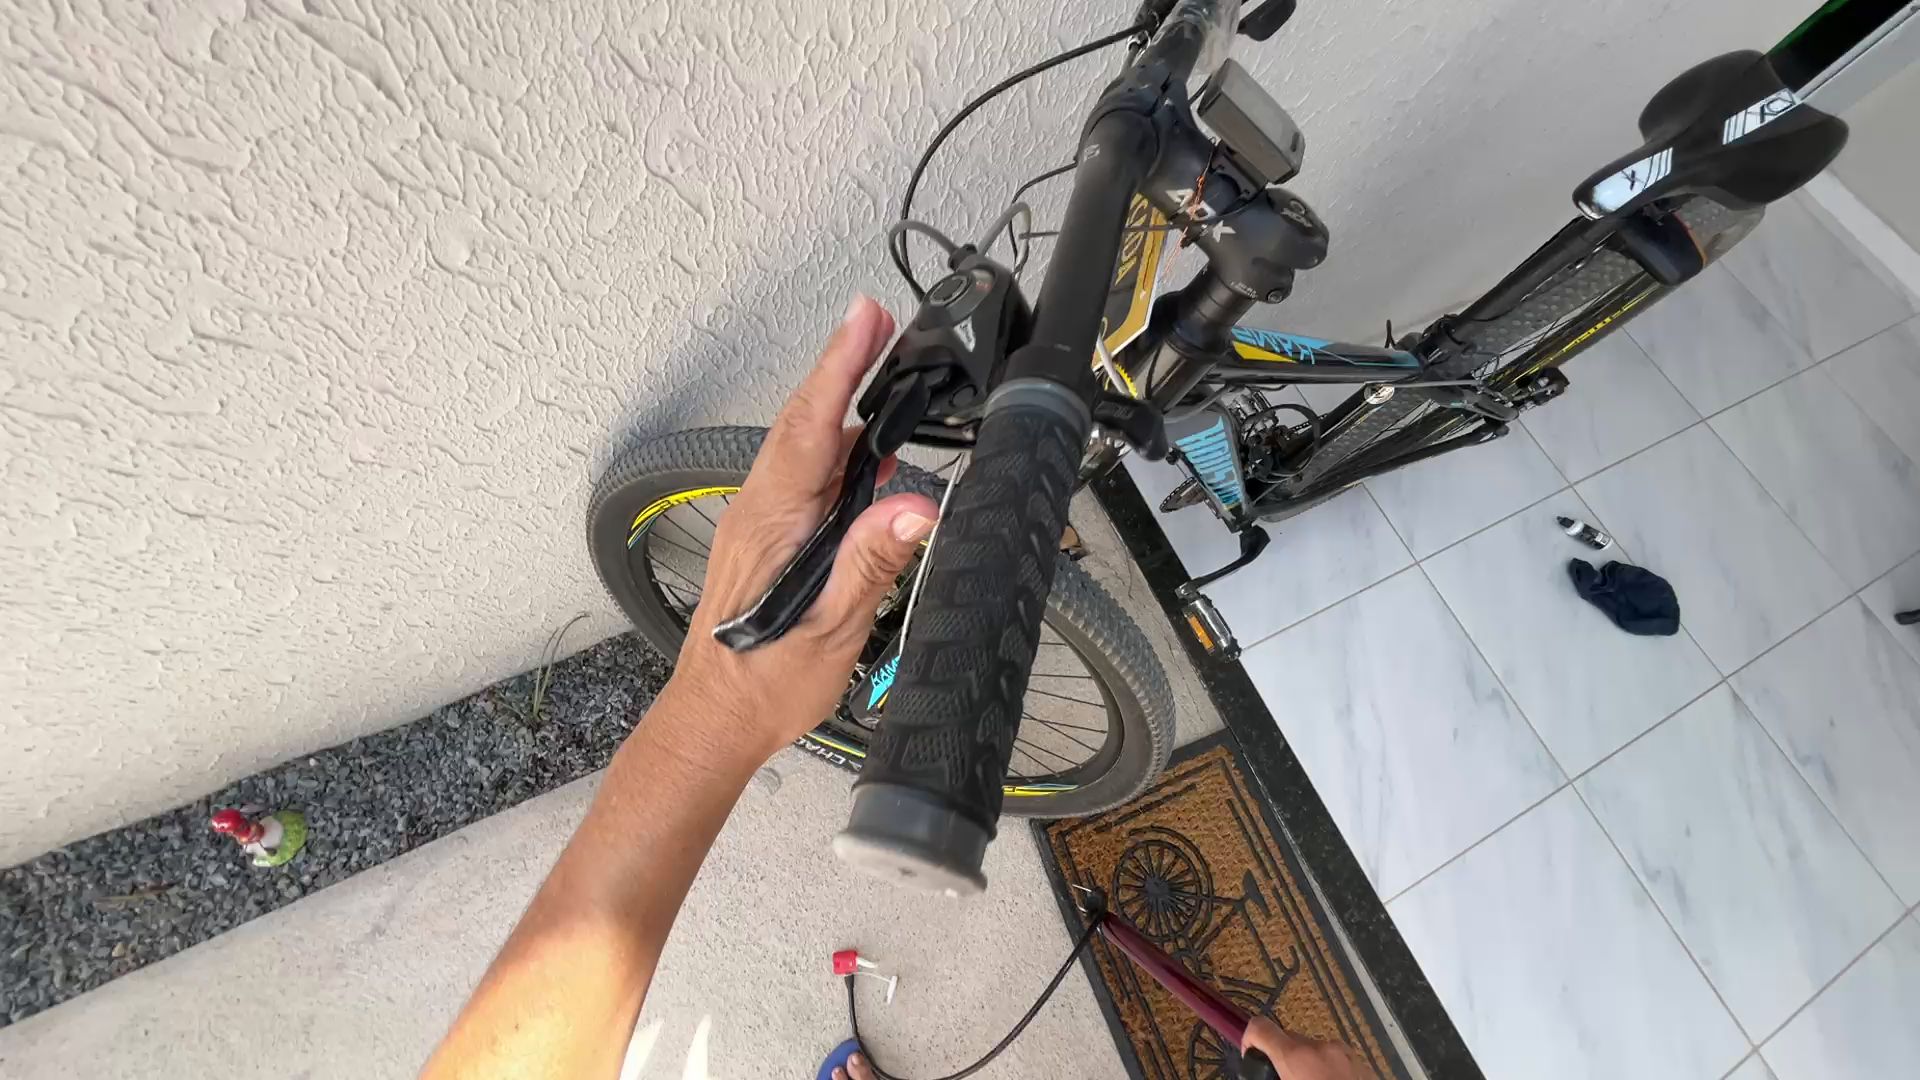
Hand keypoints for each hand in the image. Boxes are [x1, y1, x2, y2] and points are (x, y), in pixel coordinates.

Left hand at [663, 296, 939, 759]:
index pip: (810, 428)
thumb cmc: (765, 681)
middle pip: (804, 422)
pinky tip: (860, 447)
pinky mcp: (766, 535)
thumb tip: (914, 508)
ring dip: (838, 402)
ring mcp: (760, 520)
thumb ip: (870, 563)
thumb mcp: (830, 629)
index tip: (863, 320)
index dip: (837, 368)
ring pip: (803, 445)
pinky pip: (802, 475)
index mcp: (773, 524)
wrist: (715, 716)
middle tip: (880, 325)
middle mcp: (759, 510)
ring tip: (879, 370)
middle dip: (841, 367)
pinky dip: (833, 445)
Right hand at [1243, 1016, 1371, 1079]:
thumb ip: (1278, 1077)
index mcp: (1297, 1058)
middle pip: (1289, 1040)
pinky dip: (1331, 1074)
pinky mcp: (1365, 1065)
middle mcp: (1320, 1048)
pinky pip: (1337, 1061)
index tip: (1252, 1060)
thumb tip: (1274, 1074)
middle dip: (1284, 1060)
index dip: (1249, 1040)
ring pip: (1315, 1051)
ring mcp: (1346, 1055)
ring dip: (1309, 1068)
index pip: (1259, 1027)